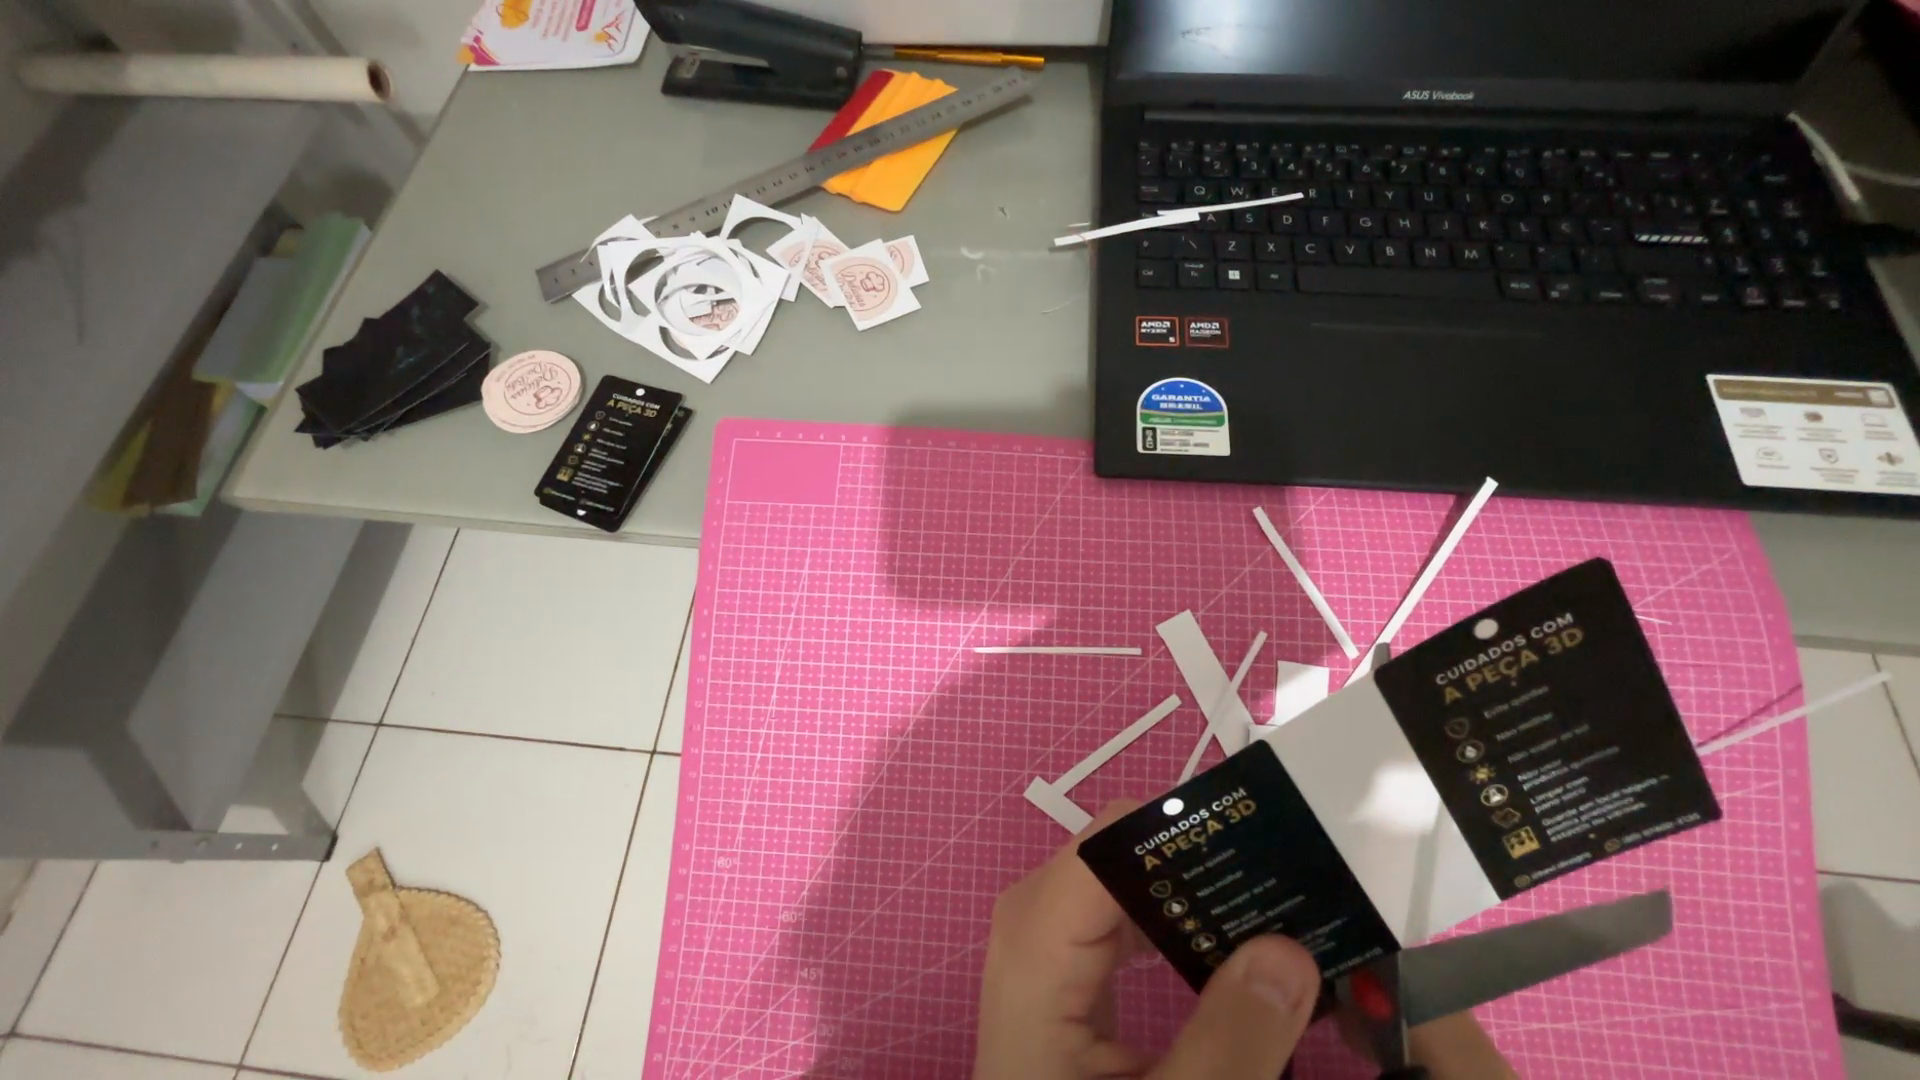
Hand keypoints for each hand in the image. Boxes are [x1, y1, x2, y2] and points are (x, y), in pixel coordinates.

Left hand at [975, 801, 1322, 1079]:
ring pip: (1123, 882)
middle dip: (1199, 860)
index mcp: (1037, 953)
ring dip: (1194, 891)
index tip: (1259, 835)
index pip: (1105, 848)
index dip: (1177, 831)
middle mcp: (1032, 928)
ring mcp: (1045, 945)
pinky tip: (1226, 945)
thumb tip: (1288, 950)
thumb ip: (1230, 1042)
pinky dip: (1177, 923)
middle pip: (1116, 857)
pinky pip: (1123, 917)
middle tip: (1284, 876)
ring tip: (1270, 903)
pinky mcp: (1066, 968)